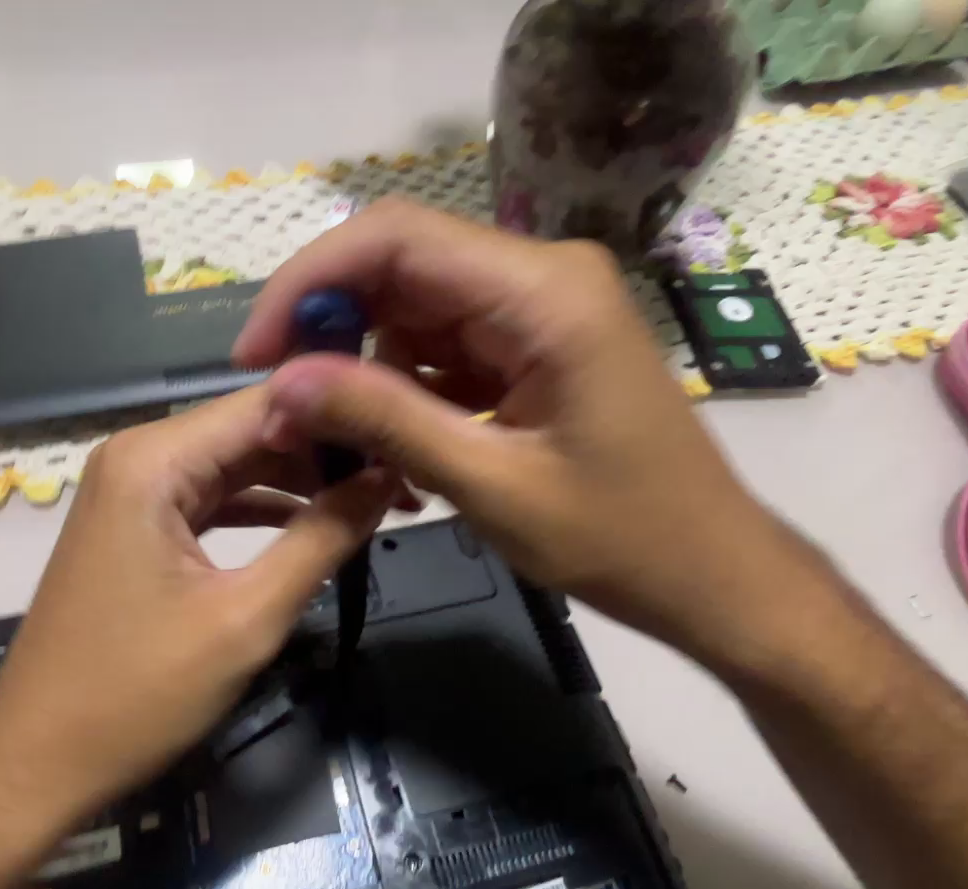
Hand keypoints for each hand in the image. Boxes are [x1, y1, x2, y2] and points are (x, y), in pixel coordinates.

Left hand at [0, 386, 399, 796]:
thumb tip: (388, 478)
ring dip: (301, 484)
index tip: (407, 439)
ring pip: (236, 465)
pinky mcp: (136, 527)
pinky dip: (263, 512)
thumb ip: (322, 539)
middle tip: (404, 480)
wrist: (38, 761)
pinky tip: (315, 528)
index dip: (344, 416)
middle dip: (327, 453)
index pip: (270, 402)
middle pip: (253, 430)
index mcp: (155, 460)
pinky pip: (212, 500)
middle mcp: (140, 457)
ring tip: (375, 503)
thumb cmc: (137, 694)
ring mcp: (133, 492)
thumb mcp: (247, 617)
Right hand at [235, 198, 799, 664]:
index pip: (397, 239)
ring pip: (418, 311)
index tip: (257, 352)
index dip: (310, 282)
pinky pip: (448, 349)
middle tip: (284, 403)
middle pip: (403, 268)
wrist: (710, 572)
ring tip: (340, 442)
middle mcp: (542, 278)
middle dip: (331, 329)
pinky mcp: (536, 348)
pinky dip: (408, 391)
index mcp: (545, 292)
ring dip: (368, 368)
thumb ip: (386, 422)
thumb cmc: (620, 538)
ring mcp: (541, 312)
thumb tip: (282, 383)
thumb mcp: (492, 485)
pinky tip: (393, 447)